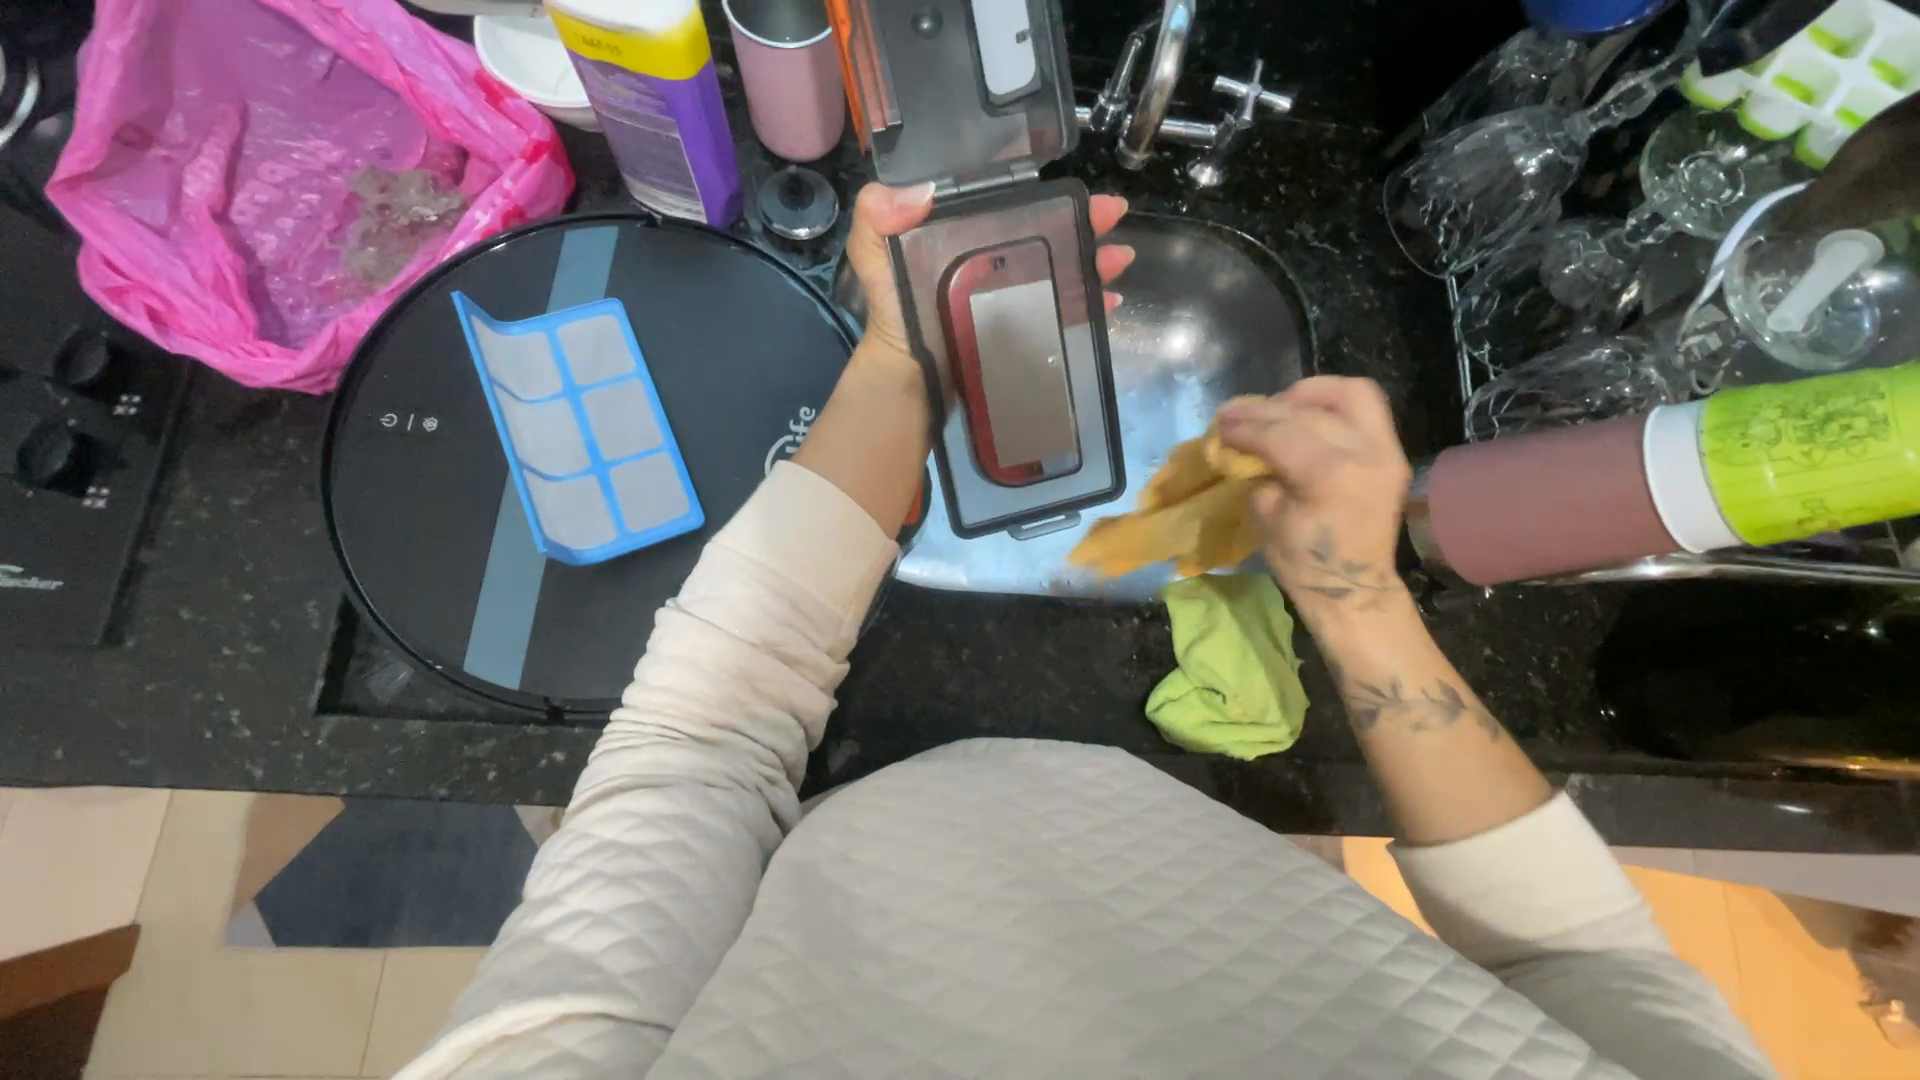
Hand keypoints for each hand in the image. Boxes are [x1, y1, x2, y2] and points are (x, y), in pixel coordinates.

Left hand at [845, 181, 1134, 365]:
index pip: (1013, 205)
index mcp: (968, 235)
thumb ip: (877, 216)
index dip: (1046, 194)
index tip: (1076, 188)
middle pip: (1048, 233)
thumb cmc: (894, 311)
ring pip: (1064, 269)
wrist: (908, 373)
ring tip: (1119, 258)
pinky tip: (1110, 302)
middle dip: (1086, 222)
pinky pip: (1065, 312)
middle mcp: (996, 260)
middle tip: (1113, 213)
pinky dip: (1091, 305)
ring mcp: (1014, 296)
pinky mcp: (1025, 329)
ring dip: (1096, 261)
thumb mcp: (873, 255)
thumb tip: (922, 193)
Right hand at [1218, 377, 1413, 615]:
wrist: (1353, 588)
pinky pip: (1365, 409)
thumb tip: (1247, 446)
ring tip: (1277, 405)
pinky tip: (1304, 412)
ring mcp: (1385, 451)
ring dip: (1308, 393)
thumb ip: (1259, 471)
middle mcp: (1365, 454)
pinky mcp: (1391, 453)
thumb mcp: (1265, 516)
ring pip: (1349, 395)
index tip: (1219, 425)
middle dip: (1265, 409)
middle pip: (1308, 411)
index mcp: (1330, 476)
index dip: (1245, 427)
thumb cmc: (1303, 562)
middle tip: (1236, 413)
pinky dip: (1332, 403)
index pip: (1280, 434)